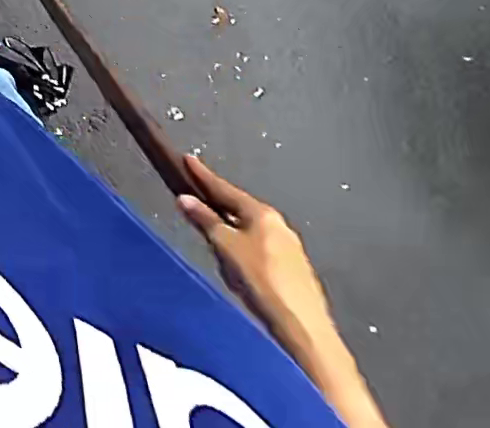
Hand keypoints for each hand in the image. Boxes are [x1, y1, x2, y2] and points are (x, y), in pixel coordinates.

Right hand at [178, 154, 333, 345]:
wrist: (304, 330)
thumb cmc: (261, 281)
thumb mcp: (226, 247)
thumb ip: (205, 220)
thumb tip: (185, 199)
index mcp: (262, 213)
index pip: (225, 189)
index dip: (204, 176)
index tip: (188, 159)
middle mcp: (278, 225)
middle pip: (239, 210)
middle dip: (217, 209)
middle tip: (197, 209)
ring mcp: (289, 249)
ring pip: (250, 233)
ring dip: (231, 236)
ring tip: (218, 253)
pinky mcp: (294, 273)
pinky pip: (260, 253)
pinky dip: (244, 256)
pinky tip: (240, 274)